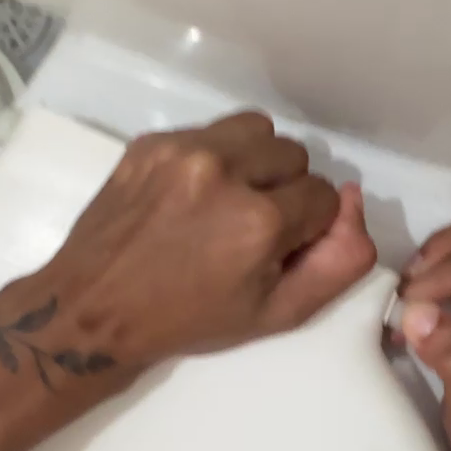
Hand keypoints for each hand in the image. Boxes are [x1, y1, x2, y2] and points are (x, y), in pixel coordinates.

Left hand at [33, 111, 376, 367]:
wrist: (95, 307)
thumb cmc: (188, 320)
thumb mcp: (275, 314)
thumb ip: (337, 264)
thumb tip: (355, 201)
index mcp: (258, 221)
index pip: (323, 195)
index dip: (308, 226)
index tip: (278, 247)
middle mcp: (224, 172)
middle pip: (295, 156)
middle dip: (285, 190)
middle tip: (252, 225)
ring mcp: (182, 150)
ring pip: (258, 131)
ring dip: (257, 162)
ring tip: (229, 199)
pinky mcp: (152, 141)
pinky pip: (211, 130)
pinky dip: (215, 157)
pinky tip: (192, 192)